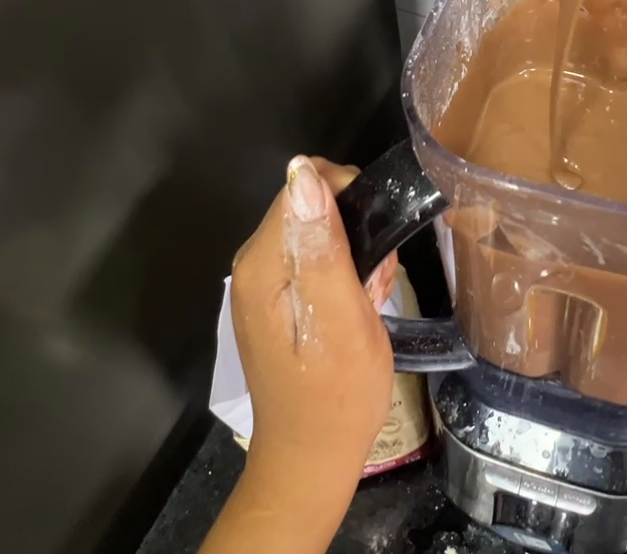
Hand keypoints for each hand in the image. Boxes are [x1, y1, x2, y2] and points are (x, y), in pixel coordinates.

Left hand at [201, 156, 397, 553]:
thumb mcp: (341, 317)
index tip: (374, 244)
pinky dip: (343, 272)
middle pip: (309, 205)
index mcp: (263, 264)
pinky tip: (356, 306)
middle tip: (373, 282)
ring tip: (367, 297)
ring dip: (354, 253)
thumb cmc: (337, 391)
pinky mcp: (274, 299)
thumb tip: (303, 171)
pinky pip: (313, 258)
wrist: (314, 456)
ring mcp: (261, 284)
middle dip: (353, 229)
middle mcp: (252, 265)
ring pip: (317, 230)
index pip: (303, 186)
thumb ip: (323, 244)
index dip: (348, 199)